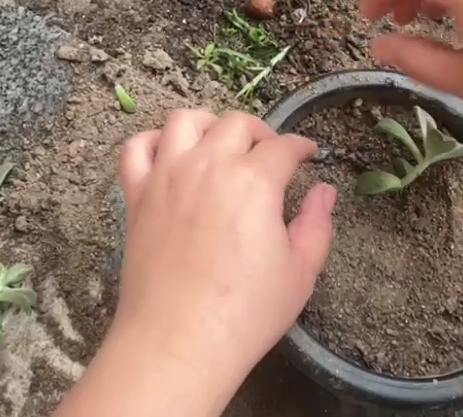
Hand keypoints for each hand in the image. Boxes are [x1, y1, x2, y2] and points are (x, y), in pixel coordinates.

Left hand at [108, 110, 334, 396]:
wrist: (178, 341)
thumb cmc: (244, 313)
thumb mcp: (299, 273)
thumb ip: (316, 224)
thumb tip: (325, 191)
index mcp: (253, 181)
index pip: (282, 146)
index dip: (299, 146)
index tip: (306, 153)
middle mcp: (208, 164)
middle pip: (235, 123)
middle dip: (259, 132)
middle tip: (267, 153)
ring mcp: (167, 174)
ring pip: (184, 120)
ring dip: (207, 124)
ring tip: (218, 144)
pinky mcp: (137, 192)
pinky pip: (137, 147)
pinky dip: (152, 141)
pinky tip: (168, 154)